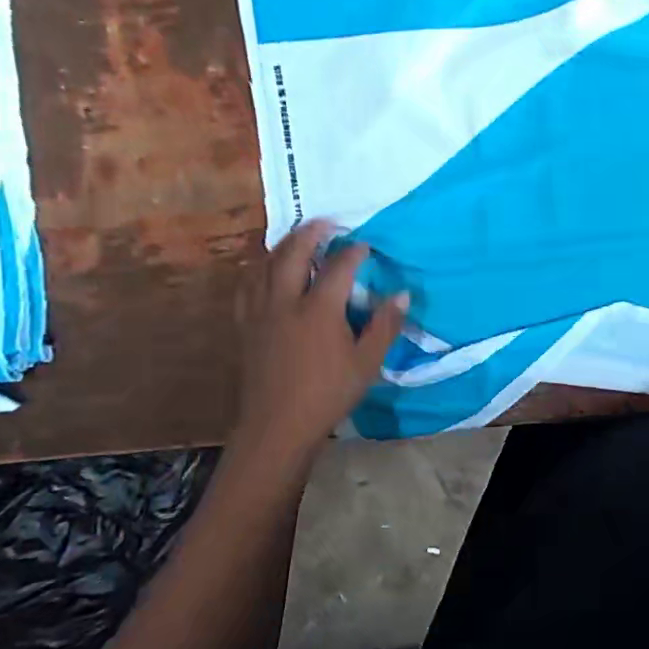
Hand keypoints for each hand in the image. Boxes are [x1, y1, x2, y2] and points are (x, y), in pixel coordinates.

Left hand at [231, 219, 407, 461]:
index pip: (338, 267)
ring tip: (296, 238)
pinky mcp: (245, 326)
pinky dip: (257, 270)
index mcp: (319, 310)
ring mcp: (260, 312)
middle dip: (310, 233)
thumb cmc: (328, 394)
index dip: (353, 252)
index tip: (365, 245)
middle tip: (325, 223)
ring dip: (282, 246)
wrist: (277, 426)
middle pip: (293, 254)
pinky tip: (264, 270)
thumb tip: (402, 294)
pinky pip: (246, 286)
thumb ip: (385, 326)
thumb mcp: (367, 363)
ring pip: (265, 265)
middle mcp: (286, 302)